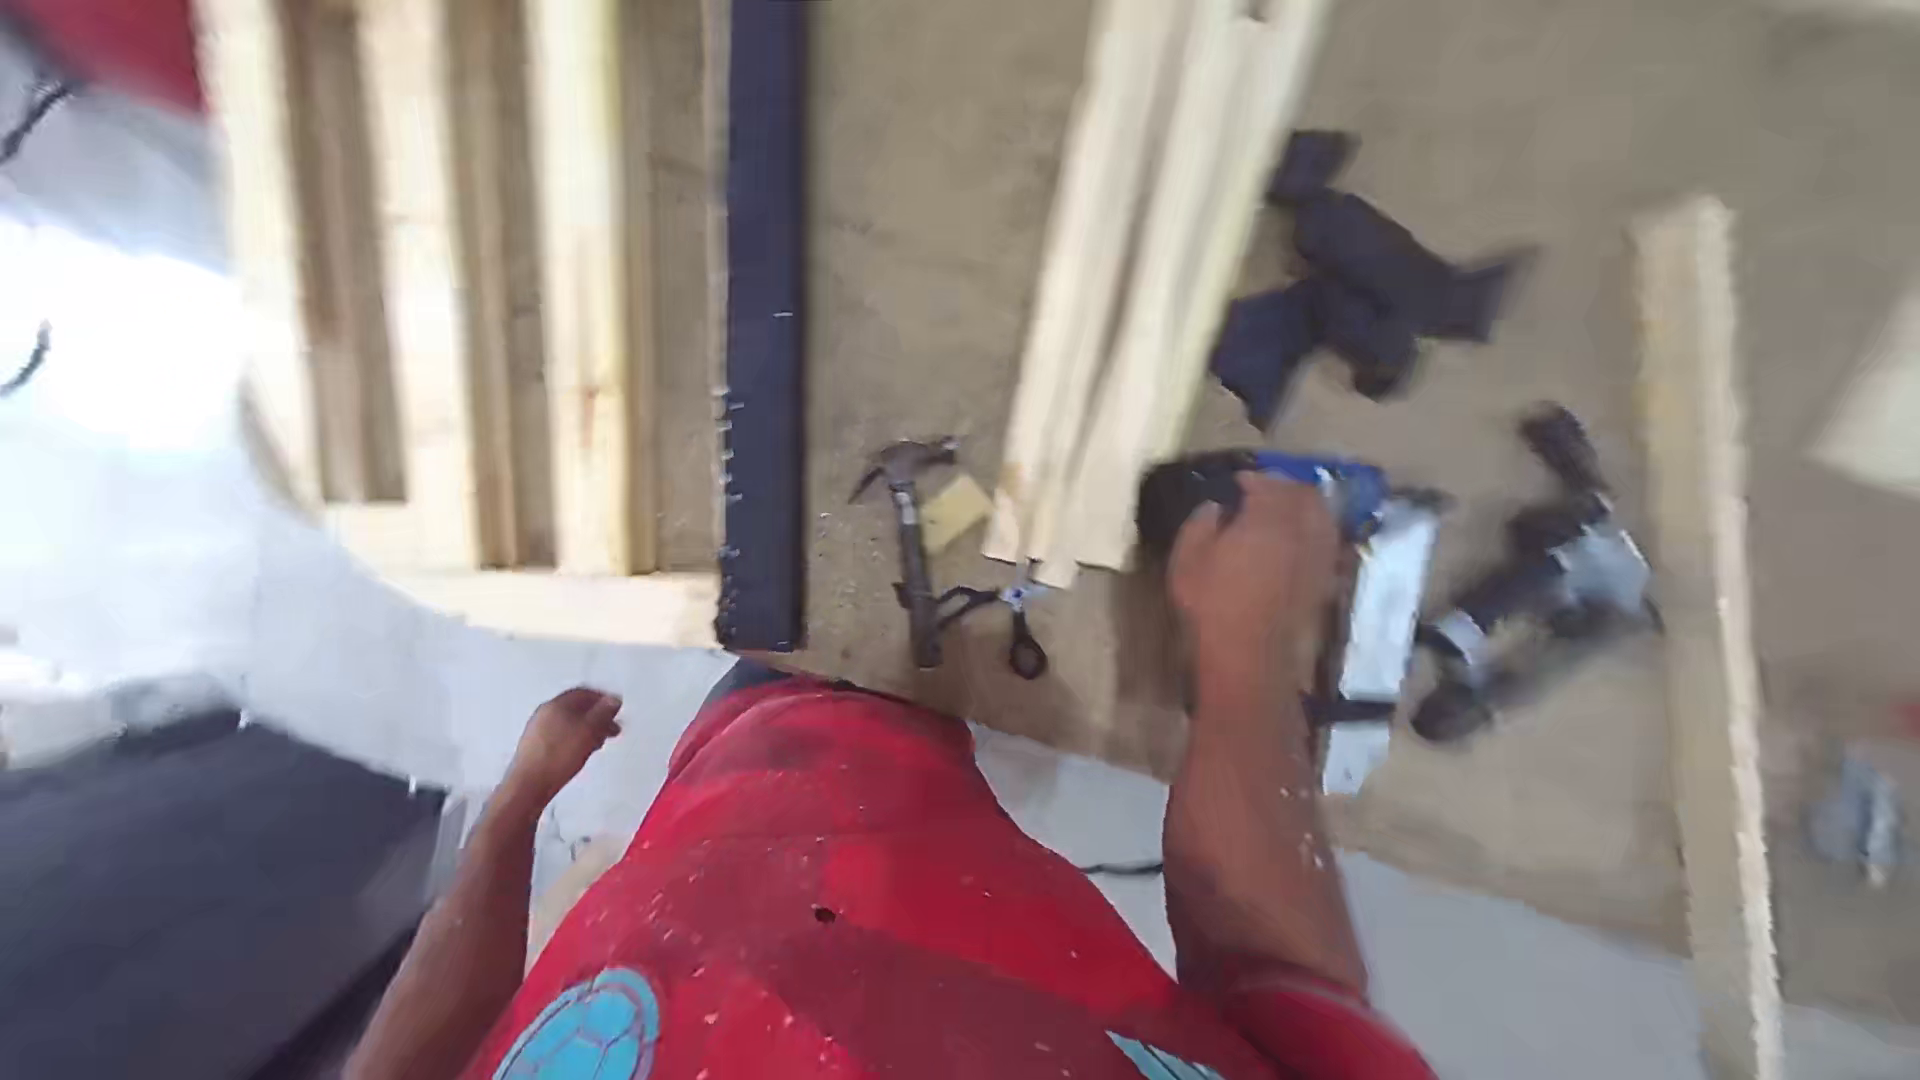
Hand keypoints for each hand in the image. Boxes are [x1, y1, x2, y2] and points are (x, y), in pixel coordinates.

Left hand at [501, 687, 622, 807]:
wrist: (529, 785)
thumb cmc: (559, 756)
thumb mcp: (590, 730)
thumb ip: (604, 712)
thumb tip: (613, 700)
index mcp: (557, 705)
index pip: (584, 692)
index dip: (603, 698)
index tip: (615, 708)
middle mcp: (544, 713)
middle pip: (576, 708)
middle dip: (597, 716)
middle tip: (610, 726)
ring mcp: (537, 730)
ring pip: (569, 722)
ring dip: (587, 728)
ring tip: (598, 741)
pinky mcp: (534, 746)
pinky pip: (560, 735)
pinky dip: (575, 738)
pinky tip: (581, 751)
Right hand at [1168, 472, 1337, 688]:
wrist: (1247, 653)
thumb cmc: (1211, 602)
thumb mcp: (1188, 558)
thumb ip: (1201, 523)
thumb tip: (1216, 507)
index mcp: (1267, 520)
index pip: (1268, 485)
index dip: (1254, 478)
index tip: (1238, 481)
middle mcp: (1301, 531)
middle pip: (1304, 495)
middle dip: (1285, 487)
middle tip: (1263, 491)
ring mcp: (1318, 556)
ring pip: (1322, 516)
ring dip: (1305, 506)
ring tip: (1284, 512)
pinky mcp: (1324, 580)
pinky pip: (1326, 541)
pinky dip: (1314, 531)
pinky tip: (1298, 540)